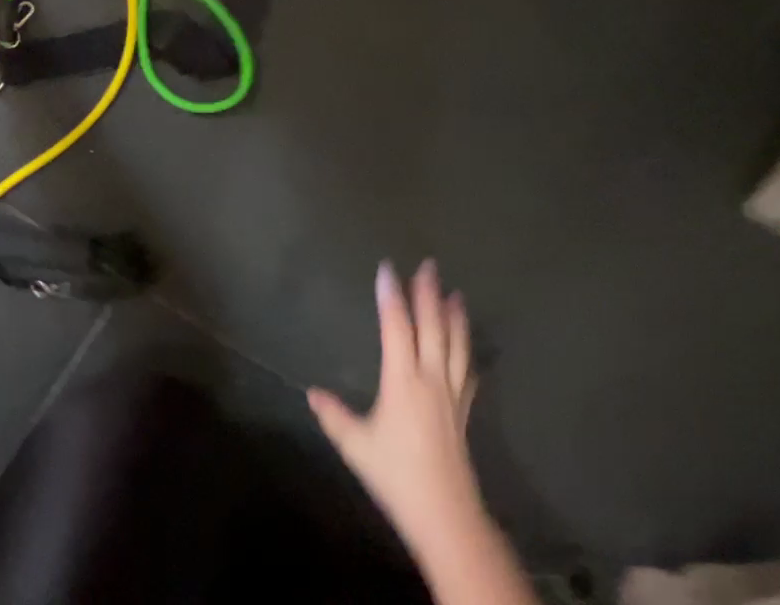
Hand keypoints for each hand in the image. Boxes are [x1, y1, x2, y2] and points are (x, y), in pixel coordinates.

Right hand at [309, 260, 483, 551]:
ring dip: (454, 318)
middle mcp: (431, 380)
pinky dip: (466, 353)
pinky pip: (466, 373)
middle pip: (433, 328)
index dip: (391, 297)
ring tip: (455, 294)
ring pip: (456, 347)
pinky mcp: (463, 413)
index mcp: (403, 380)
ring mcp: (452, 396)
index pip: (396, 328)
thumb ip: (334, 415)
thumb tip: (312, 393)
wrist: (444, 513)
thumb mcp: (355, 444)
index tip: (387, 269)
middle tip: (429, 265)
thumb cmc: (395, 474)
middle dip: (429, 295)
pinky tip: (467, 349)